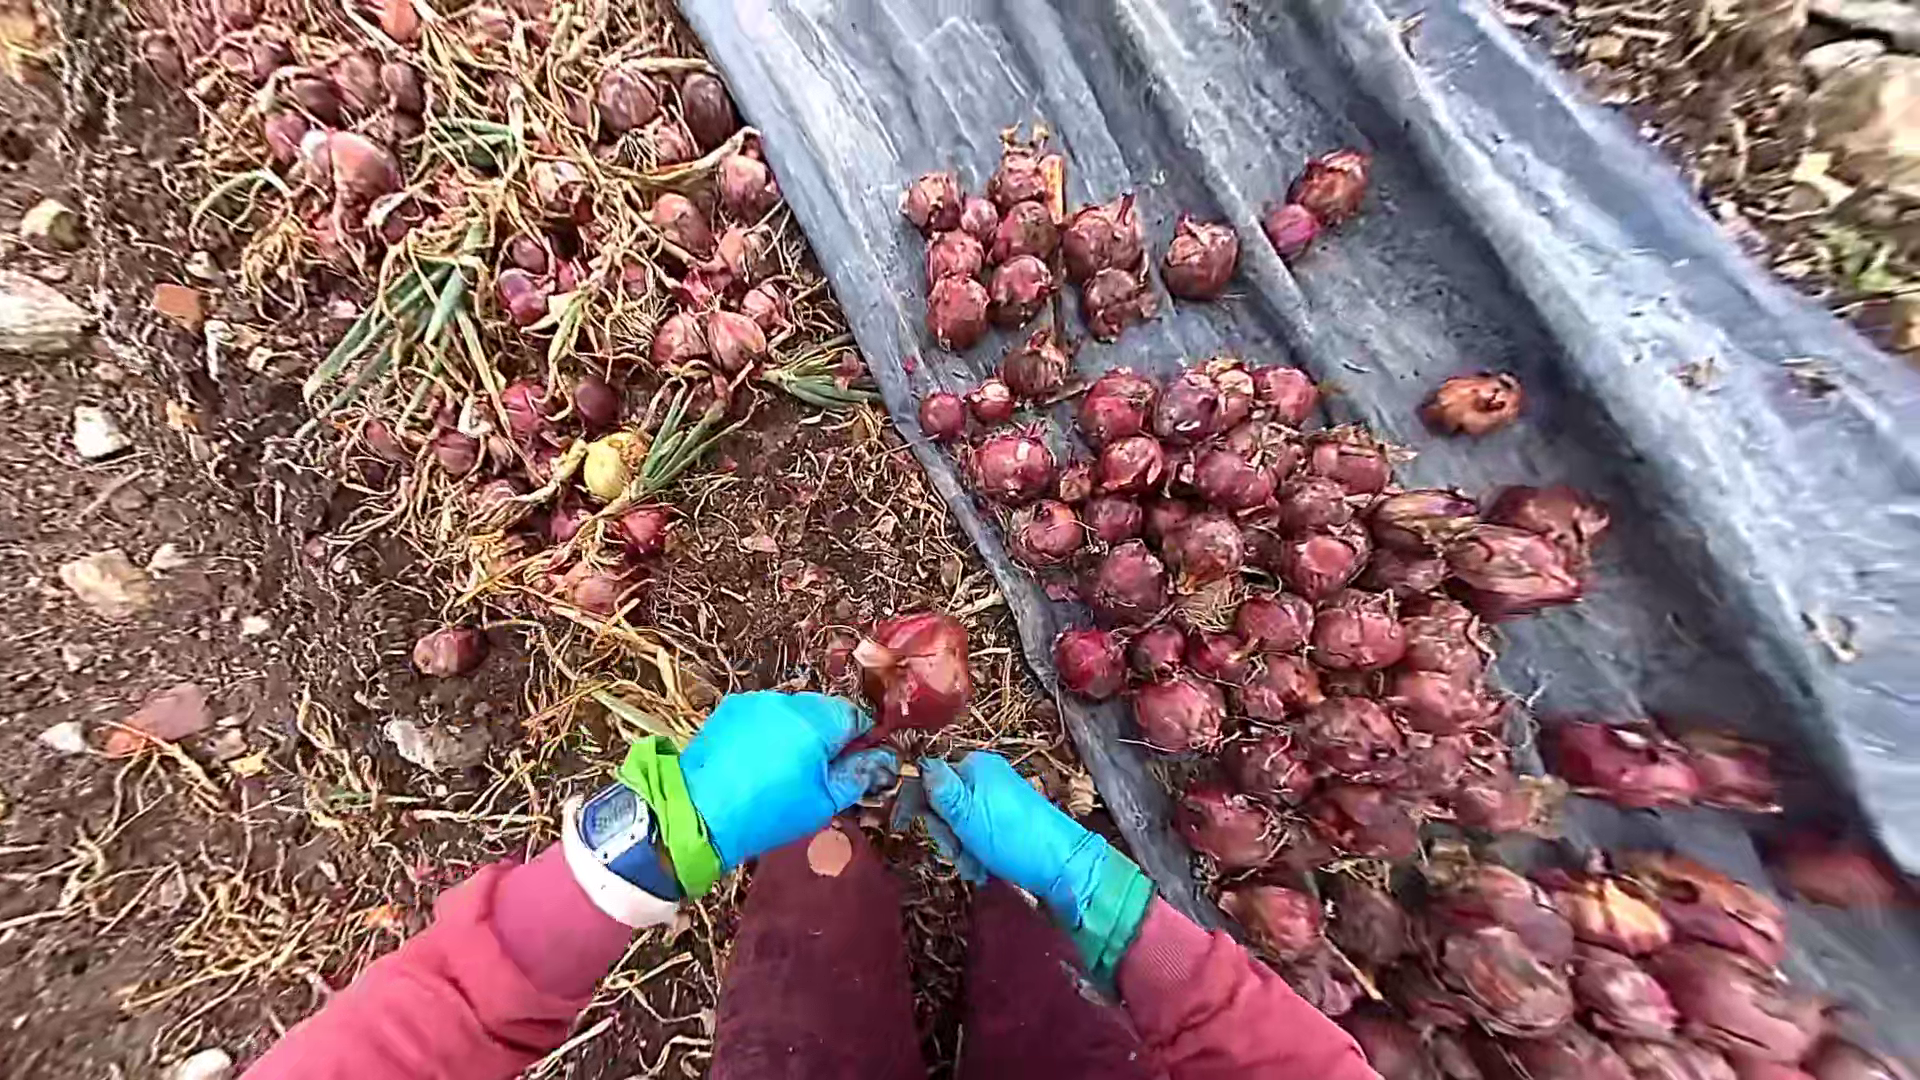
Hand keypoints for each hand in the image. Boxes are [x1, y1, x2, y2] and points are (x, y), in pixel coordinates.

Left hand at [681, 691, 897, 868]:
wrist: (695, 814)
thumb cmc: (765, 812)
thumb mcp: (824, 801)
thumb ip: (859, 774)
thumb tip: (883, 759)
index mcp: (817, 721)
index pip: (857, 715)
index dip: (861, 739)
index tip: (854, 762)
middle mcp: (789, 701)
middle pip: (826, 711)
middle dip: (828, 736)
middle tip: (818, 772)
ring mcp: (759, 701)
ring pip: (795, 711)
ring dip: (798, 732)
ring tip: (783, 769)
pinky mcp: (734, 707)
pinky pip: (766, 713)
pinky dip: (770, 730)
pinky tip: (759, 760)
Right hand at [920, 751, 1115, 923]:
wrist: (1060, 865)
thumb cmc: (1010, 836)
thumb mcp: (966, 813)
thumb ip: (939, 788)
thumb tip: (917, 763)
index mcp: (975, 765)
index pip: (931, 777)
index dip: (924, 805)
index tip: (925, 828)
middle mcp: (985, 777)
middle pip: (944, 803)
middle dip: (946, 832)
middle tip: (959, 849)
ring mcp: (996, 800)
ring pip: (958, 824)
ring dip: (960, 848)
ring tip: (976, 863)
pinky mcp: (1005, 821)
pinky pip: (976, 834)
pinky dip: (976, 852)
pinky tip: (985, 867)